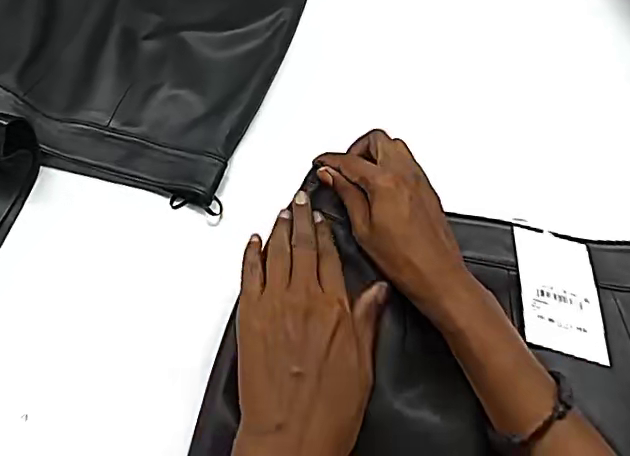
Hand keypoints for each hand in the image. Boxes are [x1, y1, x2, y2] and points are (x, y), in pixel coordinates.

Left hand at [233, 189, 389, 455]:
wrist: (290, 438)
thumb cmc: (328, 412)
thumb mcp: (363, 366)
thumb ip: (368, 320)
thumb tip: (379, 291)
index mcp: (334, 307)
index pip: (329, 255)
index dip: (325, 231)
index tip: (322, 216)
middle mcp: (304, 297)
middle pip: (302, 244)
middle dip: (301, 216)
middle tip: (299, 198)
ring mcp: (274, 302)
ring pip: (277, 250)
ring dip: (279, 227)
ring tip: (281, 211)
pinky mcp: (250, 313)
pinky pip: (250, 271)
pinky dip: (252, 252)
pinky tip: (254, 241)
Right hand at [316, 130, 477, 318]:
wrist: (440, 277)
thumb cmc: (406, 262)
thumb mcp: (363, 229)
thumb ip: (346, 194)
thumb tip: (331, 175)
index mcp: (385, 181)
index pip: (350, 160)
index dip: (331, 160)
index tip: (322, 163)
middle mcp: (405, 173)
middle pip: (375, 139)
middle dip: (356, 148)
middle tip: (345, 167)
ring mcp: (419, 178)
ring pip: (394, 145)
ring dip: (375, 152)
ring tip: (363, 174)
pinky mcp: (427, 187)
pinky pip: (406, 160)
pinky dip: (390, 163)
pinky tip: (382, 184)